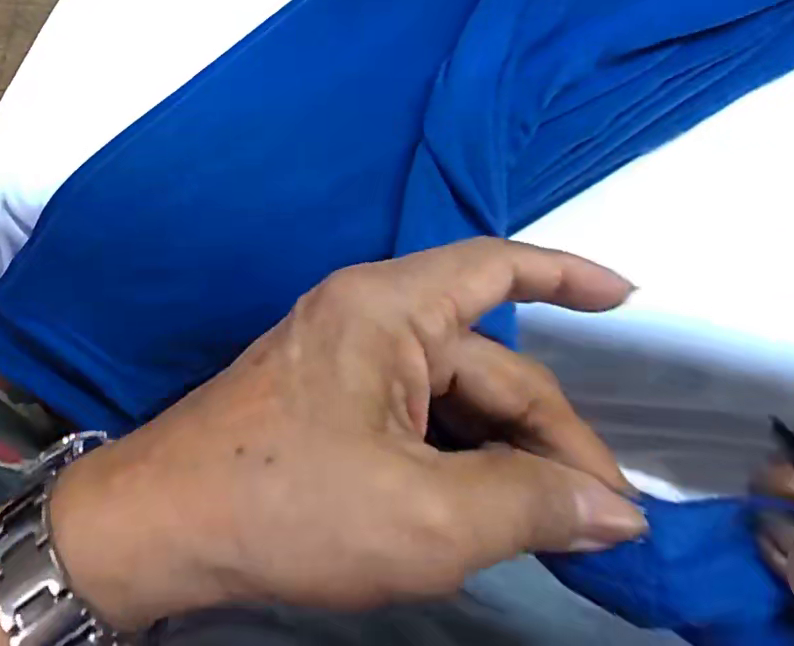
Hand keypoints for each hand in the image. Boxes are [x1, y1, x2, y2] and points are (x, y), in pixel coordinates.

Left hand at [49, 238, 650, 629]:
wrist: (166, 523)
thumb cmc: (287, 505)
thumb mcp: (425, 517)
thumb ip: (530, 504)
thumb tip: (614, 510)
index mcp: (385, 308)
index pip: (490, 267)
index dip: (563, 275)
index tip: (627, 296)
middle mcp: (366, 316)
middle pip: (484, 360)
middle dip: (549, 433)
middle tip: (606, 520)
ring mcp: (345, 356)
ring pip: (452, 393)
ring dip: (506, 452)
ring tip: (557, 525)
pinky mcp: (332, 396)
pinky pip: (417, 411)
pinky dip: (460, 455)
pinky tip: (489, 508)